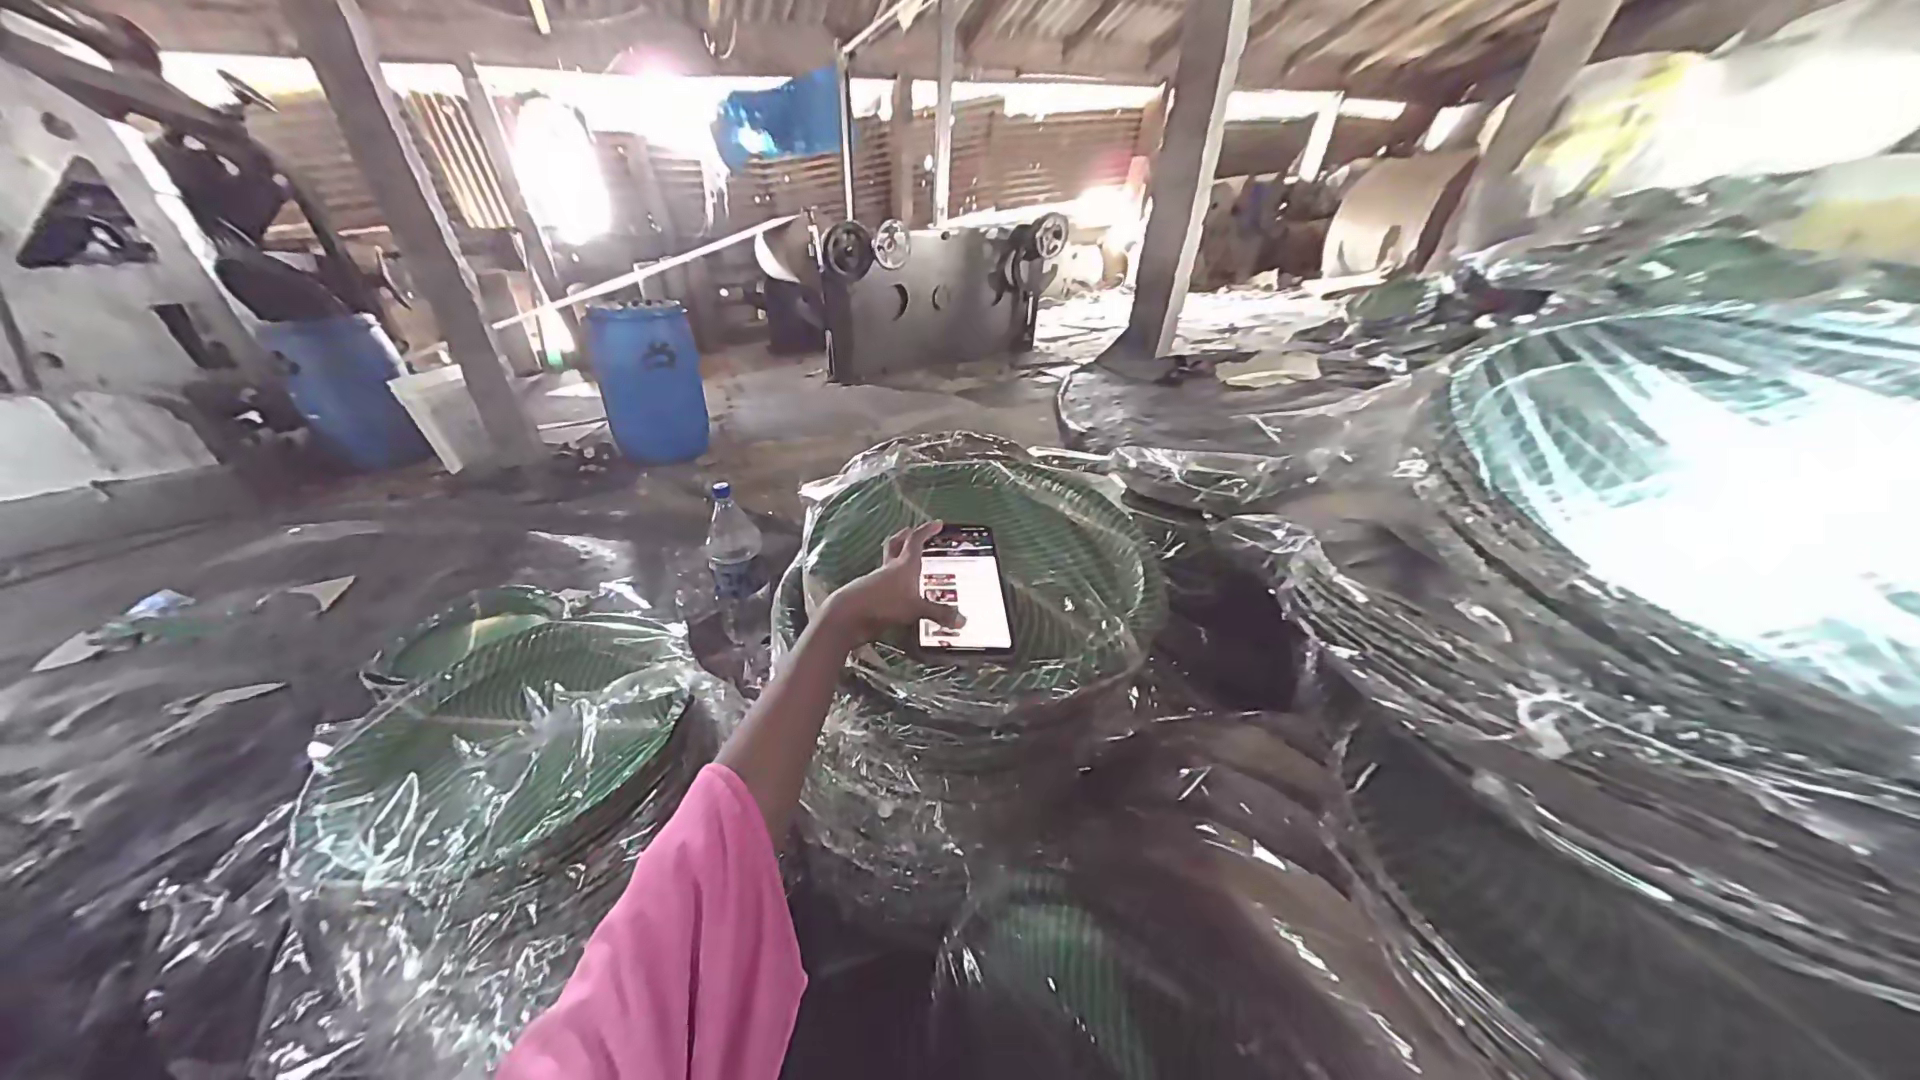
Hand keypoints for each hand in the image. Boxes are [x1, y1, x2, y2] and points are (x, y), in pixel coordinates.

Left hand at [818, 520, 965, 644]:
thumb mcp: (916, 609)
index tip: (938, 523)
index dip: (927, 531)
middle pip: (896, 544)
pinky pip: (885, 582)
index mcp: (904, 564)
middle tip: (913, 532)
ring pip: (889, 562)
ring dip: (898, 558)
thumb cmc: (884, 604)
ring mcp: (878, 580)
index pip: (916, 540)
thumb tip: (963, 621)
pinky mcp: (871, 595)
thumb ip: (939, 614)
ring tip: (910, 563)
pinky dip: (894, 581)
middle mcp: (890, 568)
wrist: (848, 615)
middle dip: (905, 536)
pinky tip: (900, 591)